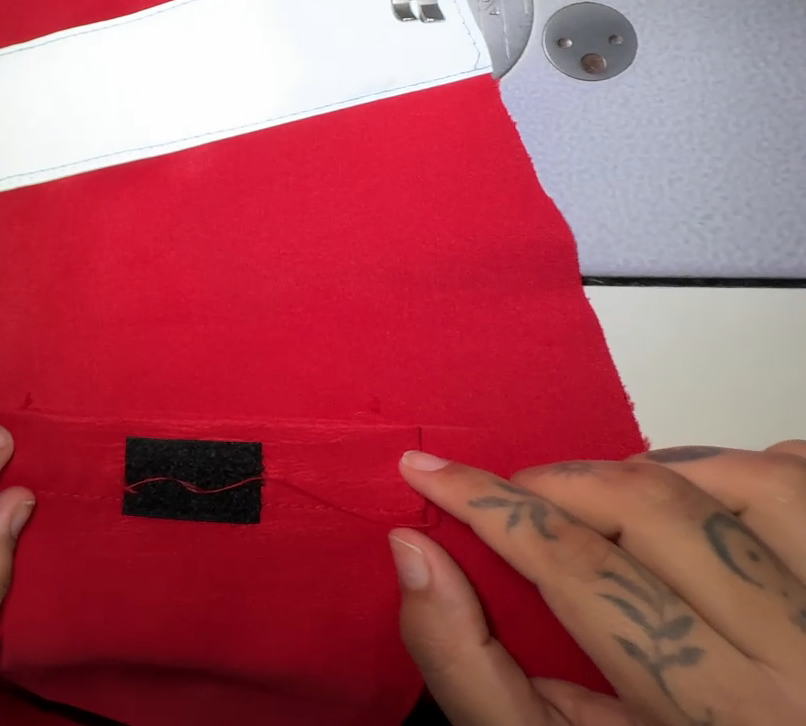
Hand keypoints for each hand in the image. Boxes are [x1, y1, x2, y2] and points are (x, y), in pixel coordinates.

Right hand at [392, 445, 805, 725]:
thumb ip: (460, 656)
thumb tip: (410, 545)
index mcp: (714, 712)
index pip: (576, 565)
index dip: (483, 502)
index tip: (422, 469)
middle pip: (655, 508)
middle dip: (558, 481)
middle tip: (523, 499)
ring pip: (753, 483)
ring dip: (659, 467)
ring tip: (615, 499)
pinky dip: (759, 469)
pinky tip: (713, 502)